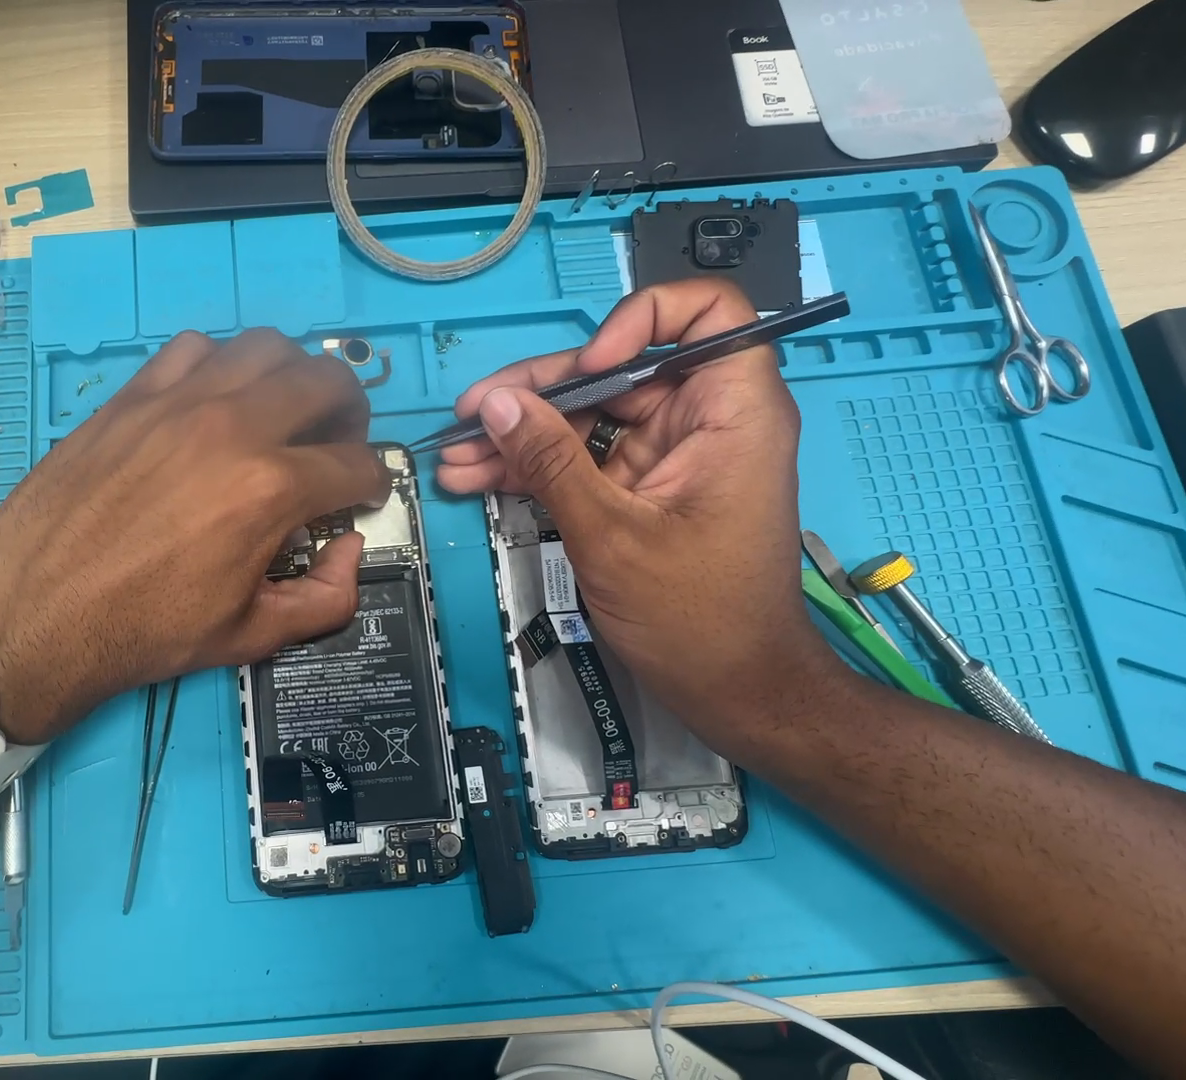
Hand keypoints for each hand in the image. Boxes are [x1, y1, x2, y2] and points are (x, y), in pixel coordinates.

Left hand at [0, 329, 386, 744]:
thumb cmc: (144, 632)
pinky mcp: (132, 396)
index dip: (371, 484)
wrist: (34, 614)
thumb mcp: (251, 636)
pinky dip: (220, 366)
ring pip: (266, 347)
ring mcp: (178, 401)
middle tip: (335, 446)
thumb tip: (349, 550)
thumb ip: (327, 597)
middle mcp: (234, 426)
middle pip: (328, 380)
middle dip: (351, 414)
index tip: (360, 498)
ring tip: (280, 414)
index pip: (357, 463)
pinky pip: (194, 348)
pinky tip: (211, 403)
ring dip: (291, 377)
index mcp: (270, 489)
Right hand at [437, 279, 842, 752]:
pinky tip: (475, 479)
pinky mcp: (636, 489)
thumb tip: (495, 406)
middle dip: (539, 393)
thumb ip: (551, 461)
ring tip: (455, 455)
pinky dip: (532, 469)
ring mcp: (664, 457)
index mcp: (729, 412)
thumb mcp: (611, 533)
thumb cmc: (693, 614)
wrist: (728, 690)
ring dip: (519, 436)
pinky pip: (580, 460)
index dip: (640, 321)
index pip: (705, 315)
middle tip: (471, 415)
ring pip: (586, 418)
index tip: (589, 364)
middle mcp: (699, 421)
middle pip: (615, 371)